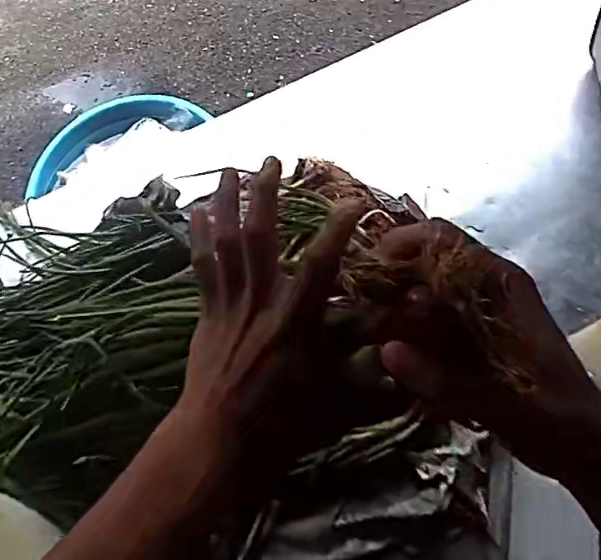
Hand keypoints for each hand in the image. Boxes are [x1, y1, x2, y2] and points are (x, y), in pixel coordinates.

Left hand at [46, 159, 361, 559]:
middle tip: (271, 160)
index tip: (352, 201)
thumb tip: (404, 354)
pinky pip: (201, 264)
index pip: (322, 263)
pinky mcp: (207, 309)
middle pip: (261, 234)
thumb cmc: (284, 426)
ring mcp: (230, 301)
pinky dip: (199, 236)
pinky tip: (195, 212)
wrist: (220, 440)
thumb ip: (371, 376)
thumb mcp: (338, 402)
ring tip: (230, 170)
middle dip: (266, 193)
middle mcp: (262, 299)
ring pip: (225, 239)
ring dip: (227, 201)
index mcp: (297, 319)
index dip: (337, 229)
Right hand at [375, 220, 600, 557]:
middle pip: (423, 256)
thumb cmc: (555, 418)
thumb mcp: (503, 403)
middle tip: (364, 302)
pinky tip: (393, 346)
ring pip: (421, 282)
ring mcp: (476, 305)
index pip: (439, 237)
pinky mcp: (469, 330)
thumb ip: (444, 380)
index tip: (372, 269)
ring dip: (394, 300)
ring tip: (374, 326)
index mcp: (499, 282)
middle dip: (390, 275)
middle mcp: (484, 284)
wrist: (591, 453)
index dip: (400, 243)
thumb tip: (386, 351)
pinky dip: (406, 322)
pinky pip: (426, 310)